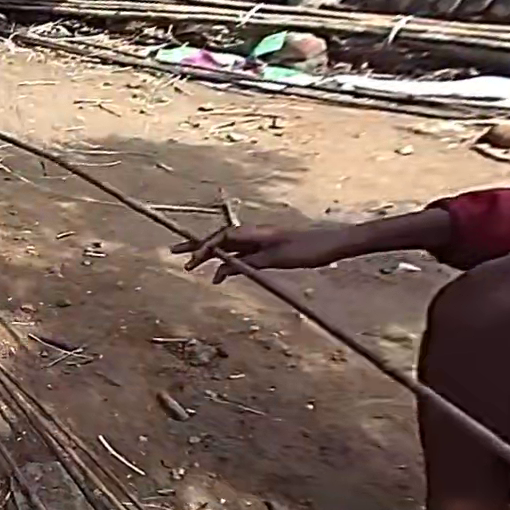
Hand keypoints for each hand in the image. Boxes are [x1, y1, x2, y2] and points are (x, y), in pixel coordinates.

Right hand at [170, 223, 367, 282]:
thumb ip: (244, 265)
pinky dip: (224, 264)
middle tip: (172, 251)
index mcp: (253, 233)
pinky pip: (237, 256)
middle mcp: (252, 236)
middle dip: (194, 246)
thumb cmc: (309, 249)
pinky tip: (217, 276)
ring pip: (224, 248)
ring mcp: (258, 243)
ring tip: (188, 265)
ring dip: (207, 256)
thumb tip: (219, 272)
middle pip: (216, 240)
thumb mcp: (275, 259)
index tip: (193, 260)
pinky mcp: (264, 251)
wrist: (337, 244)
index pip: (219, 237)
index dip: (203, 247)